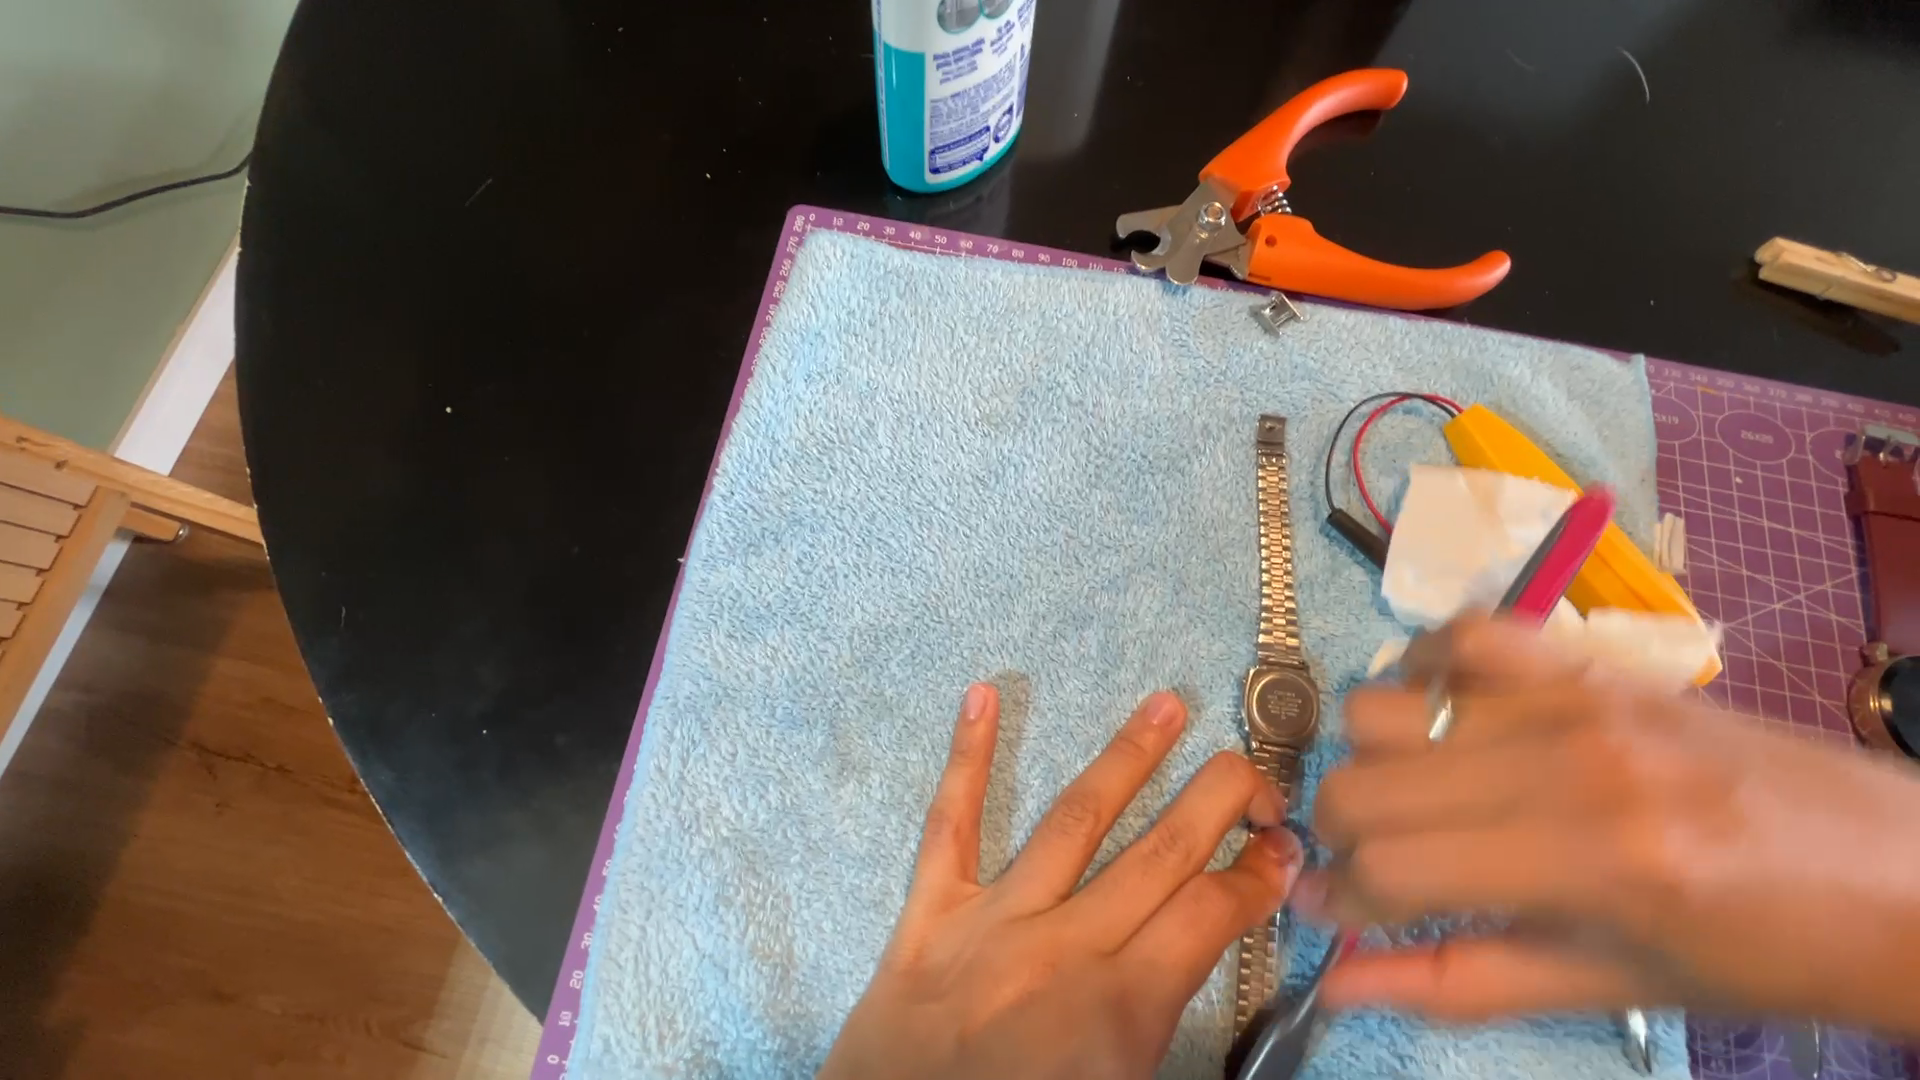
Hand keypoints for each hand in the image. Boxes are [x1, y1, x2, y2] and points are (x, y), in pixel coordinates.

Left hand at [820, 684, 1304, 1079]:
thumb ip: (1166, 1029)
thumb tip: (1206, 962)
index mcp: (1119, 1010)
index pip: (1208, 916)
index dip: (1255, 877)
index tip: (1281, 848)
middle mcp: (1064, 947)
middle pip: (1160, 855)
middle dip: (1216, 802)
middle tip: (1250, 769)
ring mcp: (994, 918)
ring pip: (1075, 819)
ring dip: (1127, 758)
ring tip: (1166, 706)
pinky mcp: (931, 908)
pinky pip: (950, 822)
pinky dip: (967, 756)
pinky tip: (982, 694)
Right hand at [1300, 615, 1919, 1034]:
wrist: (1915, 876)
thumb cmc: (1769, 956)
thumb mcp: (1613, 989)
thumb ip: (1457, 982)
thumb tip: (1339, 985)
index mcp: (1587, 865)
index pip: (1392, 871)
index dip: (1338, 898)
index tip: (1326, 910)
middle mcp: (1563, 765)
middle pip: (1363, 785)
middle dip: (1336, 834)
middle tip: (1369, 860)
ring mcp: (1570, 697)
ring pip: (1378, 707)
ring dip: (1369, 759)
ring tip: (1411, 790)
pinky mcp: (1583, 661)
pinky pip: (1455, 635)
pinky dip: (1421, 672)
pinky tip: (1441, 714)